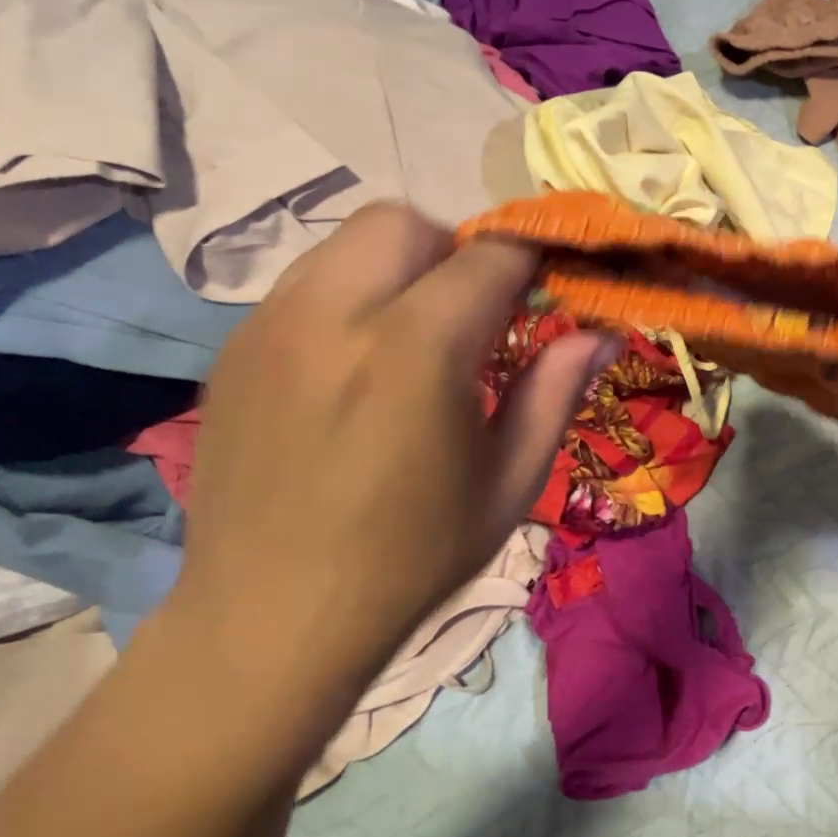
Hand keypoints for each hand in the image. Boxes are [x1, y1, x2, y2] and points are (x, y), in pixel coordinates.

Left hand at [165, 203, 617, 690]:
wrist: (275, 614)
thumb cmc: (417, 555)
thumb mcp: (512, 478)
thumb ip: (556, 390)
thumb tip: (602, 332)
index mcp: (416, 351)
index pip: (490, 256)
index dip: (534, 261)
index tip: (556, 290)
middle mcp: (333, 315)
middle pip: (405, 222)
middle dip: (458, 250)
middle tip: (484, 314)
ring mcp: (269, 326)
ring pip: (346, 244)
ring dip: (403, 268)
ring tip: (424, 340)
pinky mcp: (235, 349)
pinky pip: (306, 285)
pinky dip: (353, 298)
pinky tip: (365, 368)